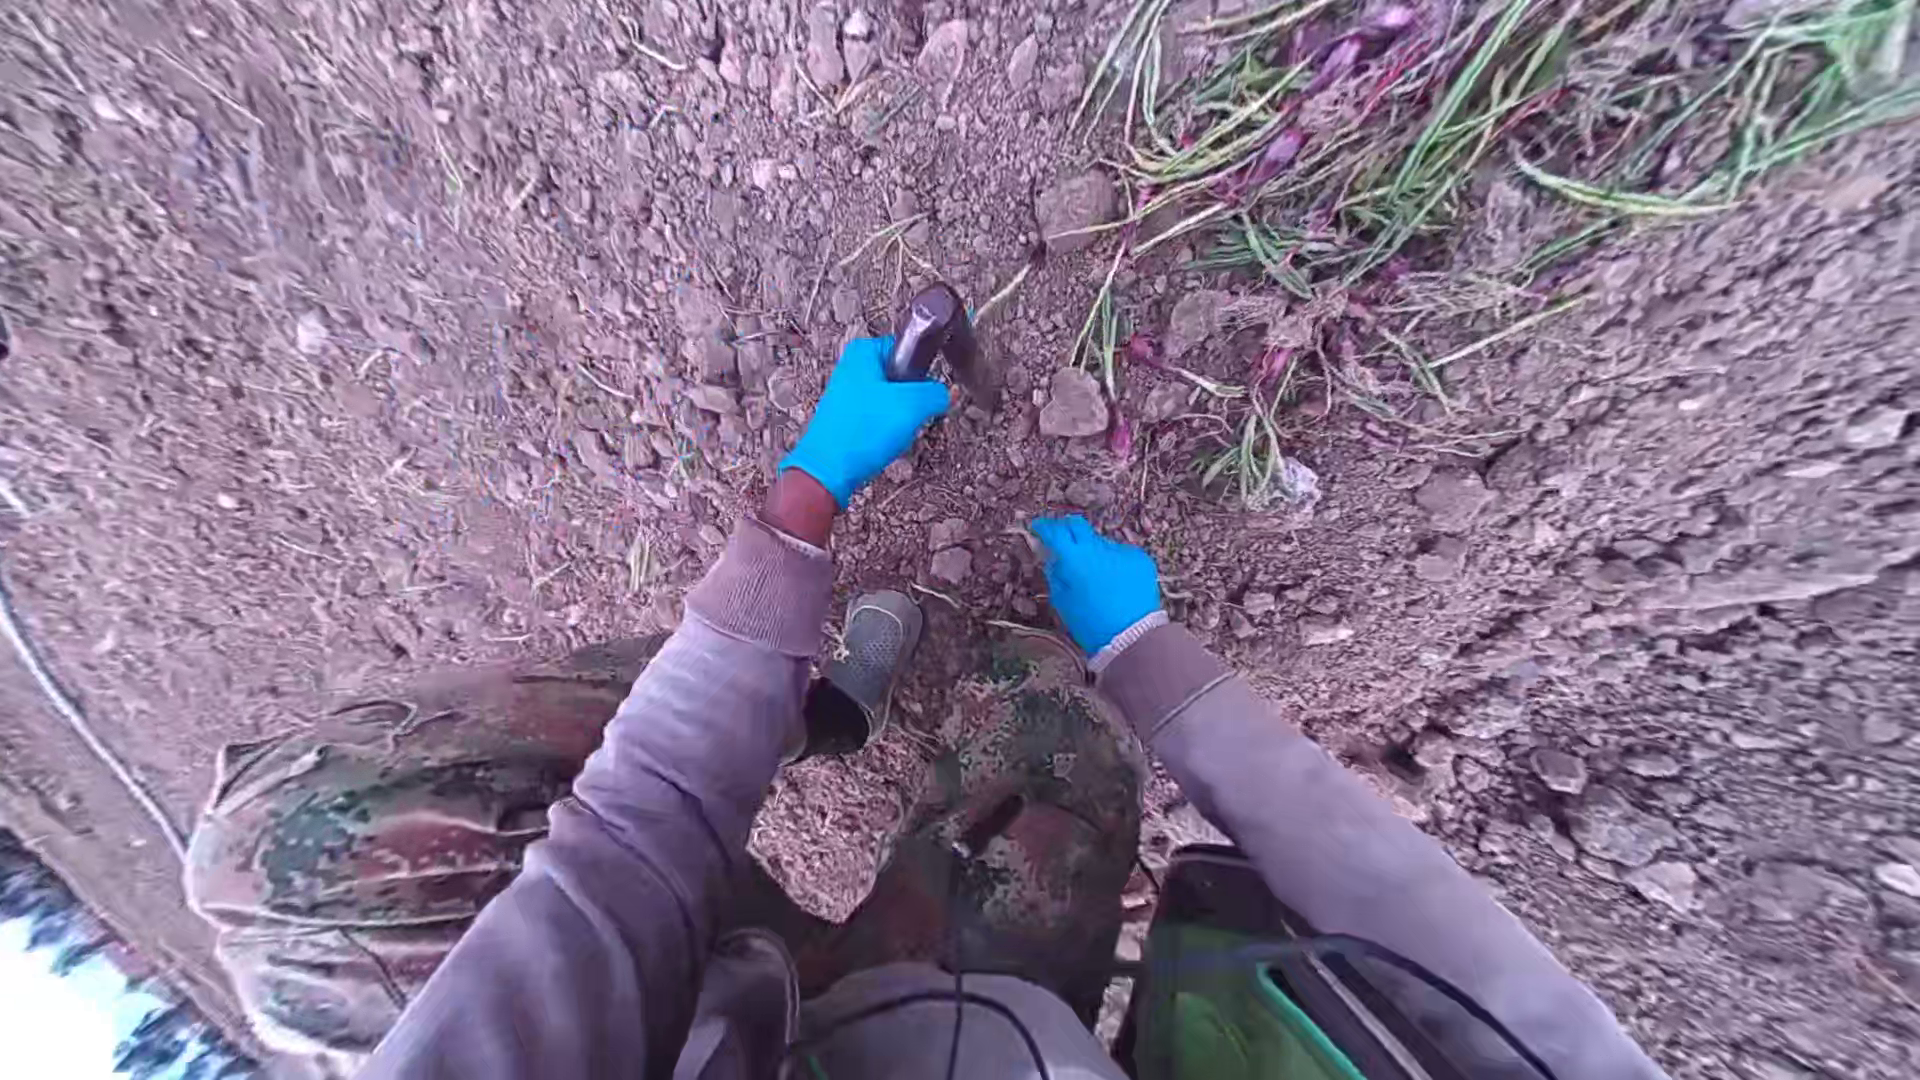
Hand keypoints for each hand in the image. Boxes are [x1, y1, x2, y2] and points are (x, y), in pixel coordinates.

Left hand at [782, 336, 951, 506]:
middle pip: (902, 379)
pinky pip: (880, 421)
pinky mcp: (849, 419)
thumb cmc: (859, 433)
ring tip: (893, 431)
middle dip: (912, 400)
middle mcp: (852, 369)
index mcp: (863, 352)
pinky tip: (883, 442)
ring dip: (901, 419)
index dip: (922, 373)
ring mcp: (849, 395)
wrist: (830, 470)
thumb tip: (946, 394)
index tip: (924, 391)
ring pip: (893, 402)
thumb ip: (936, 393)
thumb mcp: (912, 405)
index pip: (907, 350)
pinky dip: (887, 432)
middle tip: (908, 415)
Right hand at [1030, 515, 1161, 654]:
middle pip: (1078, 525)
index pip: (1055, 532)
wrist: (1134, 636)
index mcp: (1075, 560)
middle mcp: (1098, 549)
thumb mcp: (1063, 602)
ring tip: (1093, 575)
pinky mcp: (1139, 558)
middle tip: (1061, 539)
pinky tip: (1114, 581)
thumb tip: (1052, 557)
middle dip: (1066, 528)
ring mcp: (1121, 551)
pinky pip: (1119, 554)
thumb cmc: (1092, 625)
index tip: (1039, 528)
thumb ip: (1055, 574)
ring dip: (1091, 552)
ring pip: (1099, 542)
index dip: (1044, 527)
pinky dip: (1112, 562)